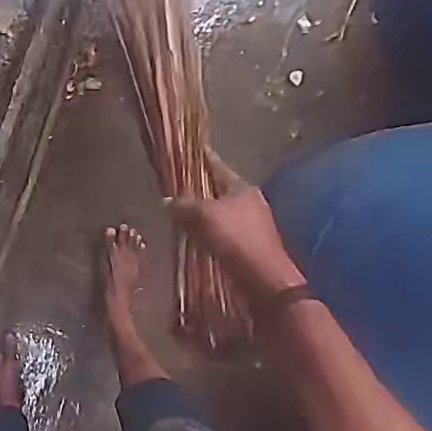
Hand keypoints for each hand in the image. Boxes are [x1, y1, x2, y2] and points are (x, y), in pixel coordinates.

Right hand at [166, 148, 306, 297]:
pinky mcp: (248, 246)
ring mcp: (251, 224)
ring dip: (202, 214)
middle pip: (218, 190)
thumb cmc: (236, 239)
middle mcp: (249, 202)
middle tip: (177, 188)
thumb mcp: (204, 216)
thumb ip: (184, 205)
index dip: (202, 159)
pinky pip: (222, 232)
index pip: (218, 167)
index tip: (188, 153)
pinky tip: (195, 238)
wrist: (264, 278)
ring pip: (220, 213)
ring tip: (181, 215)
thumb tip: (167, 201)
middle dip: (198, 190)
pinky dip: (208, 232)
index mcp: (242, 188)